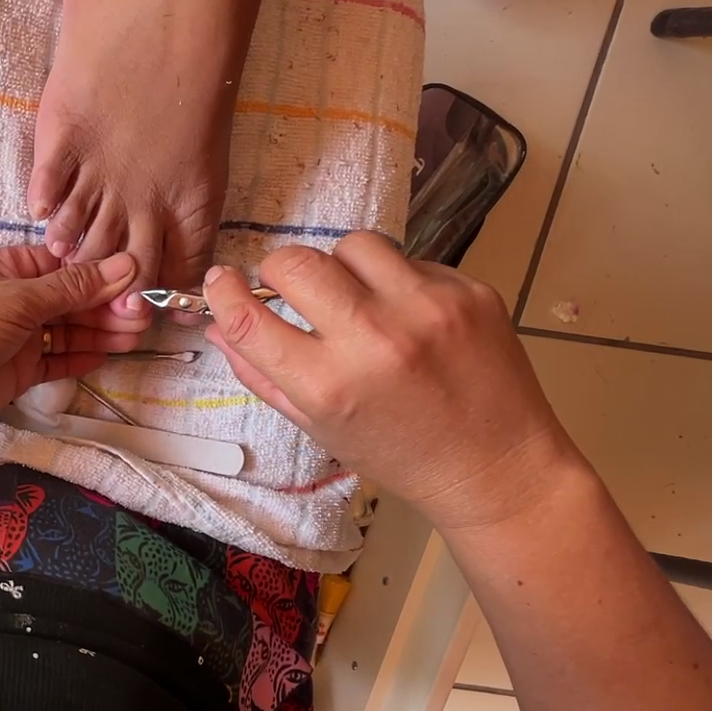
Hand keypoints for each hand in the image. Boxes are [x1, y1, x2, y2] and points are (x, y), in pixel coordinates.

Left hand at [0, 246, 142, 434]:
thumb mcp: (19, 299)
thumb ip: (74, 287)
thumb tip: (128, 264)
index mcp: (10, 267)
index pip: (66, 264)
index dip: (103, 272)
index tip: (139, 280)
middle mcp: (17, 299)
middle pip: (72, 298)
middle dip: (108, 305)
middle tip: (145, 314)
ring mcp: (19, 336)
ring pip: (69, 330)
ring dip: (101, 332)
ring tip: (136, 335)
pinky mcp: (20, 370)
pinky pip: (57, 359)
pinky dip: (81, 357)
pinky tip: (108, 355)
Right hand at [202, 232, 585, 532]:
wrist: (494, 464)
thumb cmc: (393, 454)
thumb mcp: (315, 425)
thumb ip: (260, 374)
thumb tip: (216, 327)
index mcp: (326, 385)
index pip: (249, 320)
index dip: (222, 293)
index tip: (217, 281)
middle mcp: (373, 339)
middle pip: (297, 263)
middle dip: (276, 269)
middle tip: (284, 287)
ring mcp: (427, 308)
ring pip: (353, 245)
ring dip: (336, 265)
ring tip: (348, 294)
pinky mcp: (468, 291)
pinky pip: (406, 262)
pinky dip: (388, 281)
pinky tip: (401, 314)